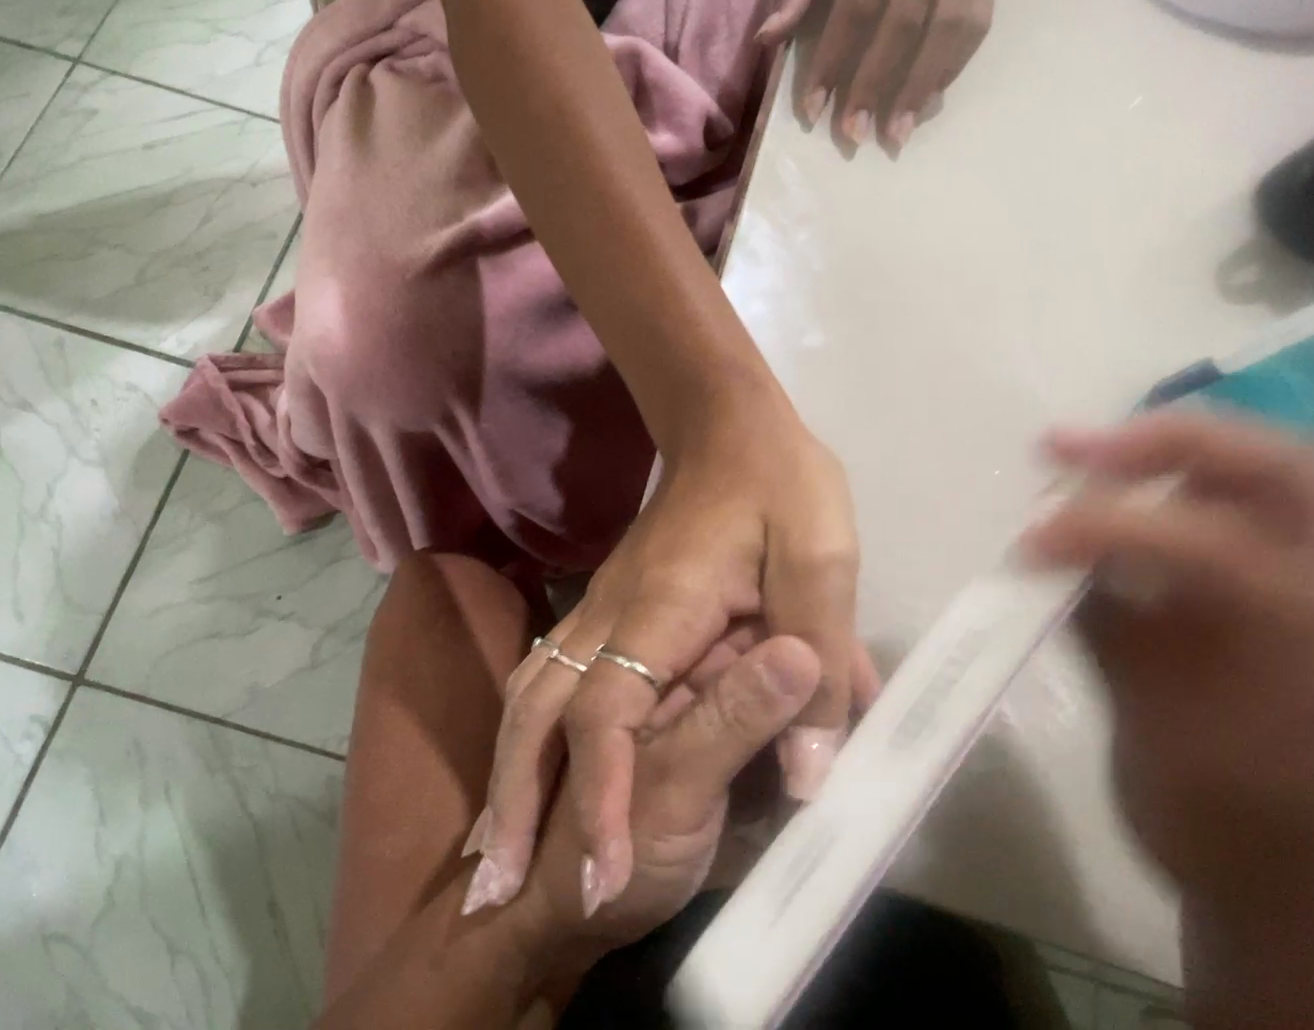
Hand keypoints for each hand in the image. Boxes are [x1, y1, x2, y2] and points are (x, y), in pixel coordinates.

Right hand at [463, 415, 879, 916]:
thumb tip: (808, 778)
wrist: (728, 427)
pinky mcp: (602, 612)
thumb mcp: (821, 567)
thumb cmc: (781, 489)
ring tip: (492, 851)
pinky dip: (524, 736)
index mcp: (660, 610)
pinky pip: (543, 680)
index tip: (600, 875)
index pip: (608, 711)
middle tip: (494, 886)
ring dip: (507, 773)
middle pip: (536, 708)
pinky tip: (523, 774)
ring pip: (527, 693)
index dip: (602, 797)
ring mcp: (595, 612)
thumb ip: (819, 667)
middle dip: (514, 798)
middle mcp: (607, 617)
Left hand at [758, 0, 994, 152]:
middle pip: (906, 19)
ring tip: (898, 134)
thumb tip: (767, 37)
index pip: (856, 2)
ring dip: (923, 85)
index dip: (833, 59)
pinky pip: (979, 19)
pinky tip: (927, 102)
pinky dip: (952, 66)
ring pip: (954, 23)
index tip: (814, 111)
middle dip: (878, 82)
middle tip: (856, 135)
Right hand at [1020, 414, 1313, 905]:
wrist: (1291, 884)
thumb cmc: (1215, 816)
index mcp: (1309, 639)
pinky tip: (1131, 513)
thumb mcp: (1147, 726)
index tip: (1026, 543)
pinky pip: (1257, 522)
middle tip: (1068, 449)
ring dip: (1180, 457)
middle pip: (1278, 469)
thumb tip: (1042, 562)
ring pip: (1277, 481)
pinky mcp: (1308, 606)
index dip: (1108, 527)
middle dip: (1167, 444)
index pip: (1210, 542)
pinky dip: (1189, 498)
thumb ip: (1105, 627)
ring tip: (1091, 461)